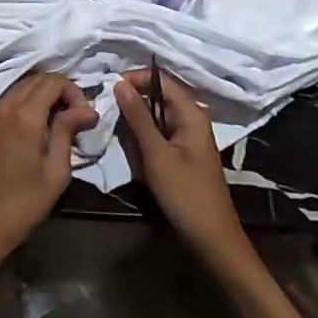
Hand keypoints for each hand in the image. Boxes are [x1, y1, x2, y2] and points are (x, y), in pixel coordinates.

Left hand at [0, 73, 97, 269]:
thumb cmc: (21, 205)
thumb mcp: (56, 172)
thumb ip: (68, 131)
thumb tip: (87, 109)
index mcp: (25, 115)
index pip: (54, 81)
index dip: (75, 92)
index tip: (85, 118)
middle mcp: (7, 105)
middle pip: (39, 78)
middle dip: (62, 91)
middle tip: (77, 118)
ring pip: (25, 86)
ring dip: (46, 95)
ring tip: (61, 123)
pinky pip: (13, 98)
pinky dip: (30, 102)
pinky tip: (41, 127)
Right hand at [116, 68, 246, 261]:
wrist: (211, 238)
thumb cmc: (186, 193)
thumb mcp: (157, 154)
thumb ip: (138, 117)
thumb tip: (120, 84)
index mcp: (191, 113)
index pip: (162, 81)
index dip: (136, 78)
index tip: (109, 85)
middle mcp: (191, 120)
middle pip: (158, 98)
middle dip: (134, 102)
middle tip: (107, 110)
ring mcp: (187, 138)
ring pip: (155, 119)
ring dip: (136, 125)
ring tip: (117, 132)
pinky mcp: (181, 155)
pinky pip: (158, 136)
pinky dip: (143, 140)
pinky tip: (132, 151)